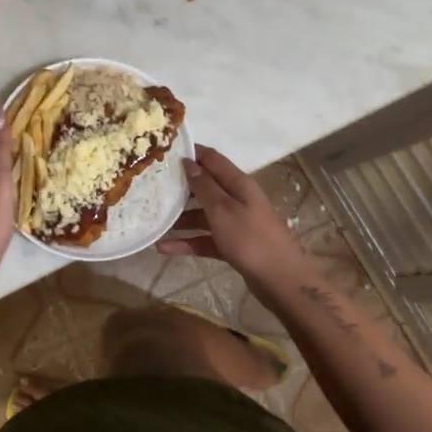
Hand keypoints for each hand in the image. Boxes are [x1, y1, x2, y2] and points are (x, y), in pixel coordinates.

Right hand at [158, 144, 306, 283]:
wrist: (280, 280)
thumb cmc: (250, 239)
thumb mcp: (223, 209)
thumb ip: (203, 186)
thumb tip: (188, 162)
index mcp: (238, 184)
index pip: (212, 159)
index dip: (191, 152)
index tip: (163, 151)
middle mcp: (237, 199)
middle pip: (204, 187)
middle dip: (180, 187)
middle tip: (151, 185)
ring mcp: (235, 223)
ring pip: (202, 215)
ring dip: (179, 219)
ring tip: (153, 221)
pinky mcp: (232, 245)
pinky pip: (205, 238)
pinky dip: (187, 242)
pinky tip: (163, 248)